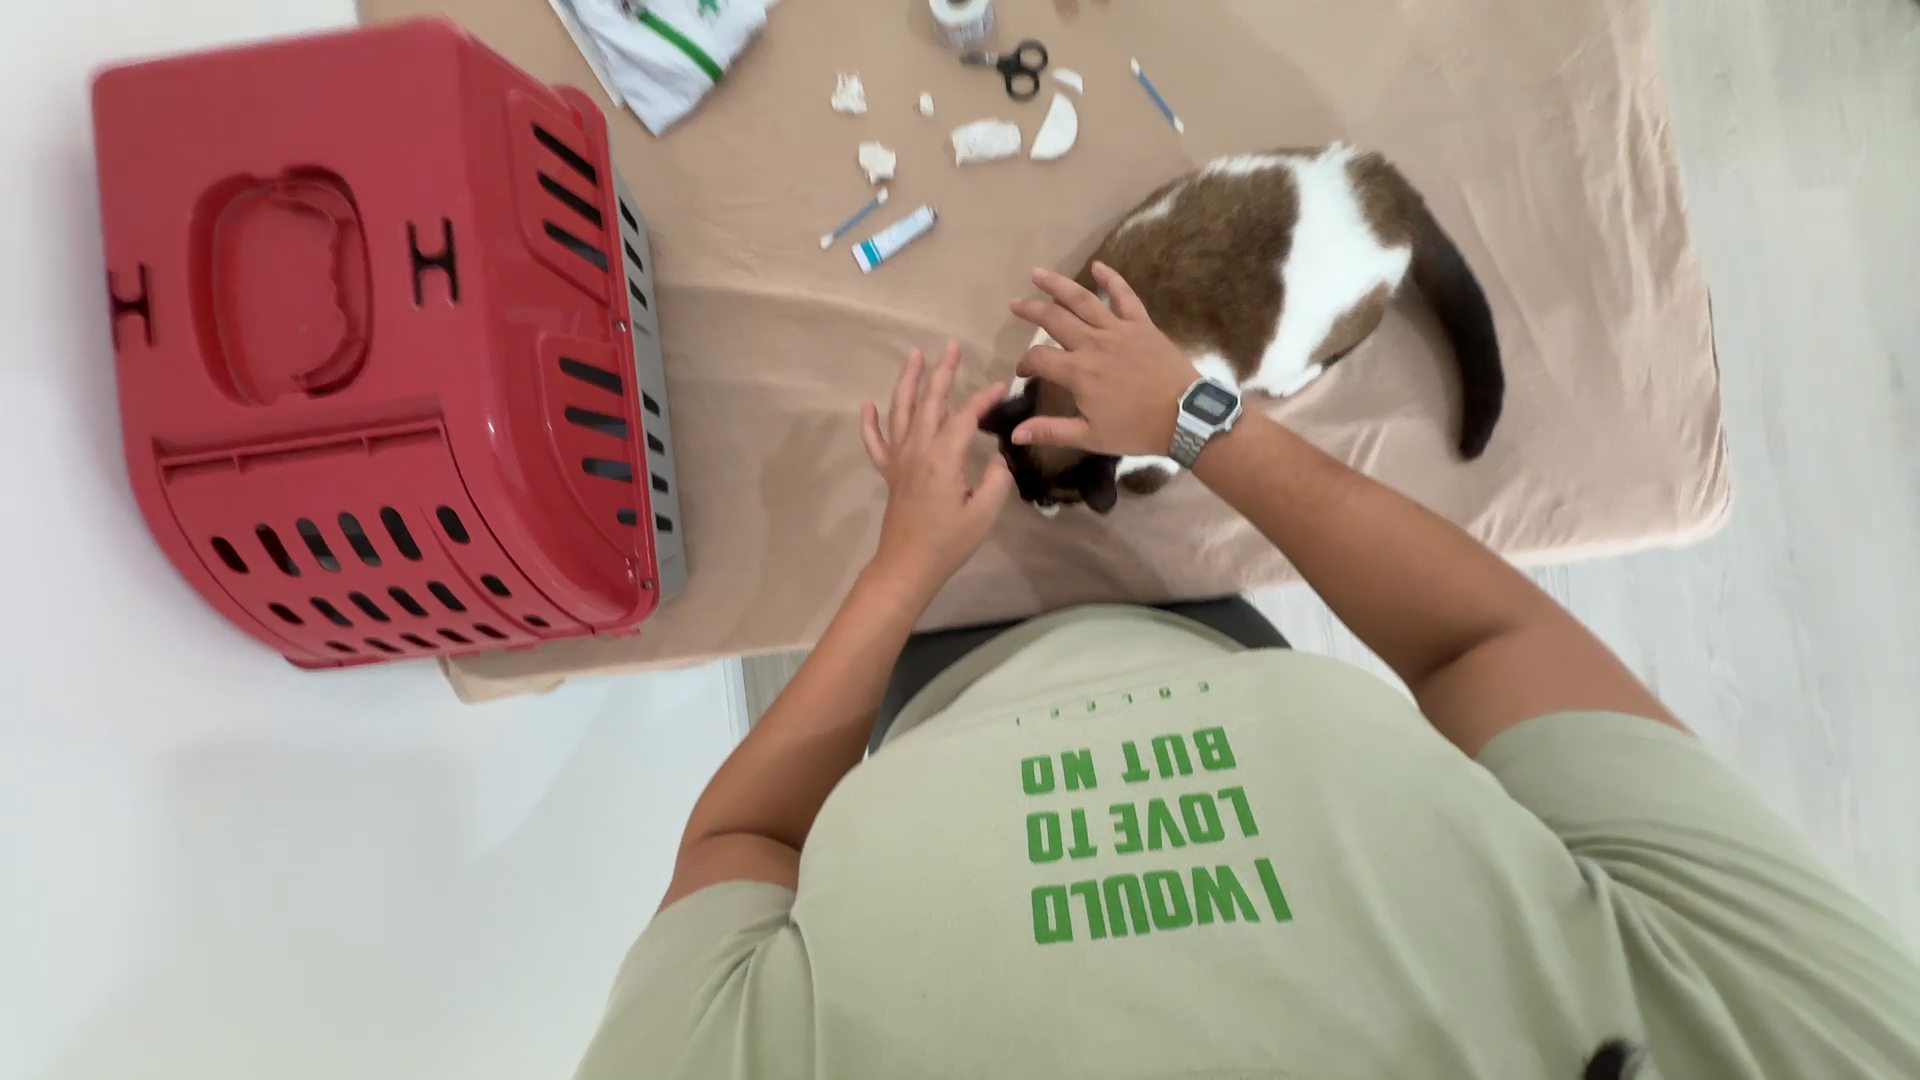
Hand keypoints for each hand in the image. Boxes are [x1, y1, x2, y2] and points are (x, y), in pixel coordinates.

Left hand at [861, 343, 1014, 602]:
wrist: (908, 566)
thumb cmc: (948, 542)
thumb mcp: (984, 513)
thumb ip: (996, 480)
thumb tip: (999, 457)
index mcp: (943, 457)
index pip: (965, 416)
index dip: (984, 398)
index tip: (1001, 387)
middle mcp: (917, 450)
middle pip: (929, 402)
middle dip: (941, 372)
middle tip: (951, 347)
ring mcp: (899, 460)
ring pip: (900, 412)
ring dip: (907, 382)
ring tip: (914, 356)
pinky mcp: (889, 474)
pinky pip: (875, 442)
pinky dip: (870, 422)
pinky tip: (867, 404)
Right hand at [1008, 263, 1197, 455]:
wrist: (1185, 416)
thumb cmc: (1136, 429)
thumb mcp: (1090, 437)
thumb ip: (1051, 431)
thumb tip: (1015, 434)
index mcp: (1078, 372)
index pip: (1040, 359)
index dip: (1026, 364)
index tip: (1023, 373)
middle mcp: (1093, 344)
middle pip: (1054, 319)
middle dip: (1031, 311)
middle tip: (1015, 305)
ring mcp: (1118, 330)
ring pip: (1082, 300)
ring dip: (1058, 285)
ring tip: (1038, 274)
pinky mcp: (1141, 324)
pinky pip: (1124, 296)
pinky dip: (1110, 279)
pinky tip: (1098, 265)